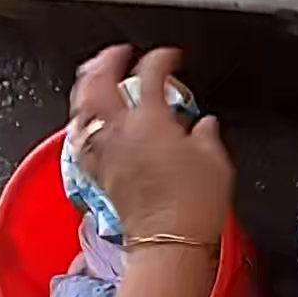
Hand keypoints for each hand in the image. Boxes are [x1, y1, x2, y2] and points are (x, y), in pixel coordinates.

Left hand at [69, 45, 231, 245]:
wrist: (171, 242)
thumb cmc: (194, 204)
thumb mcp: (215, 160)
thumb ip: (207, 134)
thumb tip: (204, 124)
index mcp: (150, 119)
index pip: (152, 73)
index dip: (162, 59)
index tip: (171, 59)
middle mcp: (120, 131)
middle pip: (99, 81)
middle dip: (107, 60)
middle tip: (119, 54)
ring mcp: (106, 154)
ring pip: (82, 108)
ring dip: (86, 87)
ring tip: (94, 80)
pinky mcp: (101, 176)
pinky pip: (82, 142)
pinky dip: (83, 125)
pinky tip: (87, 124)